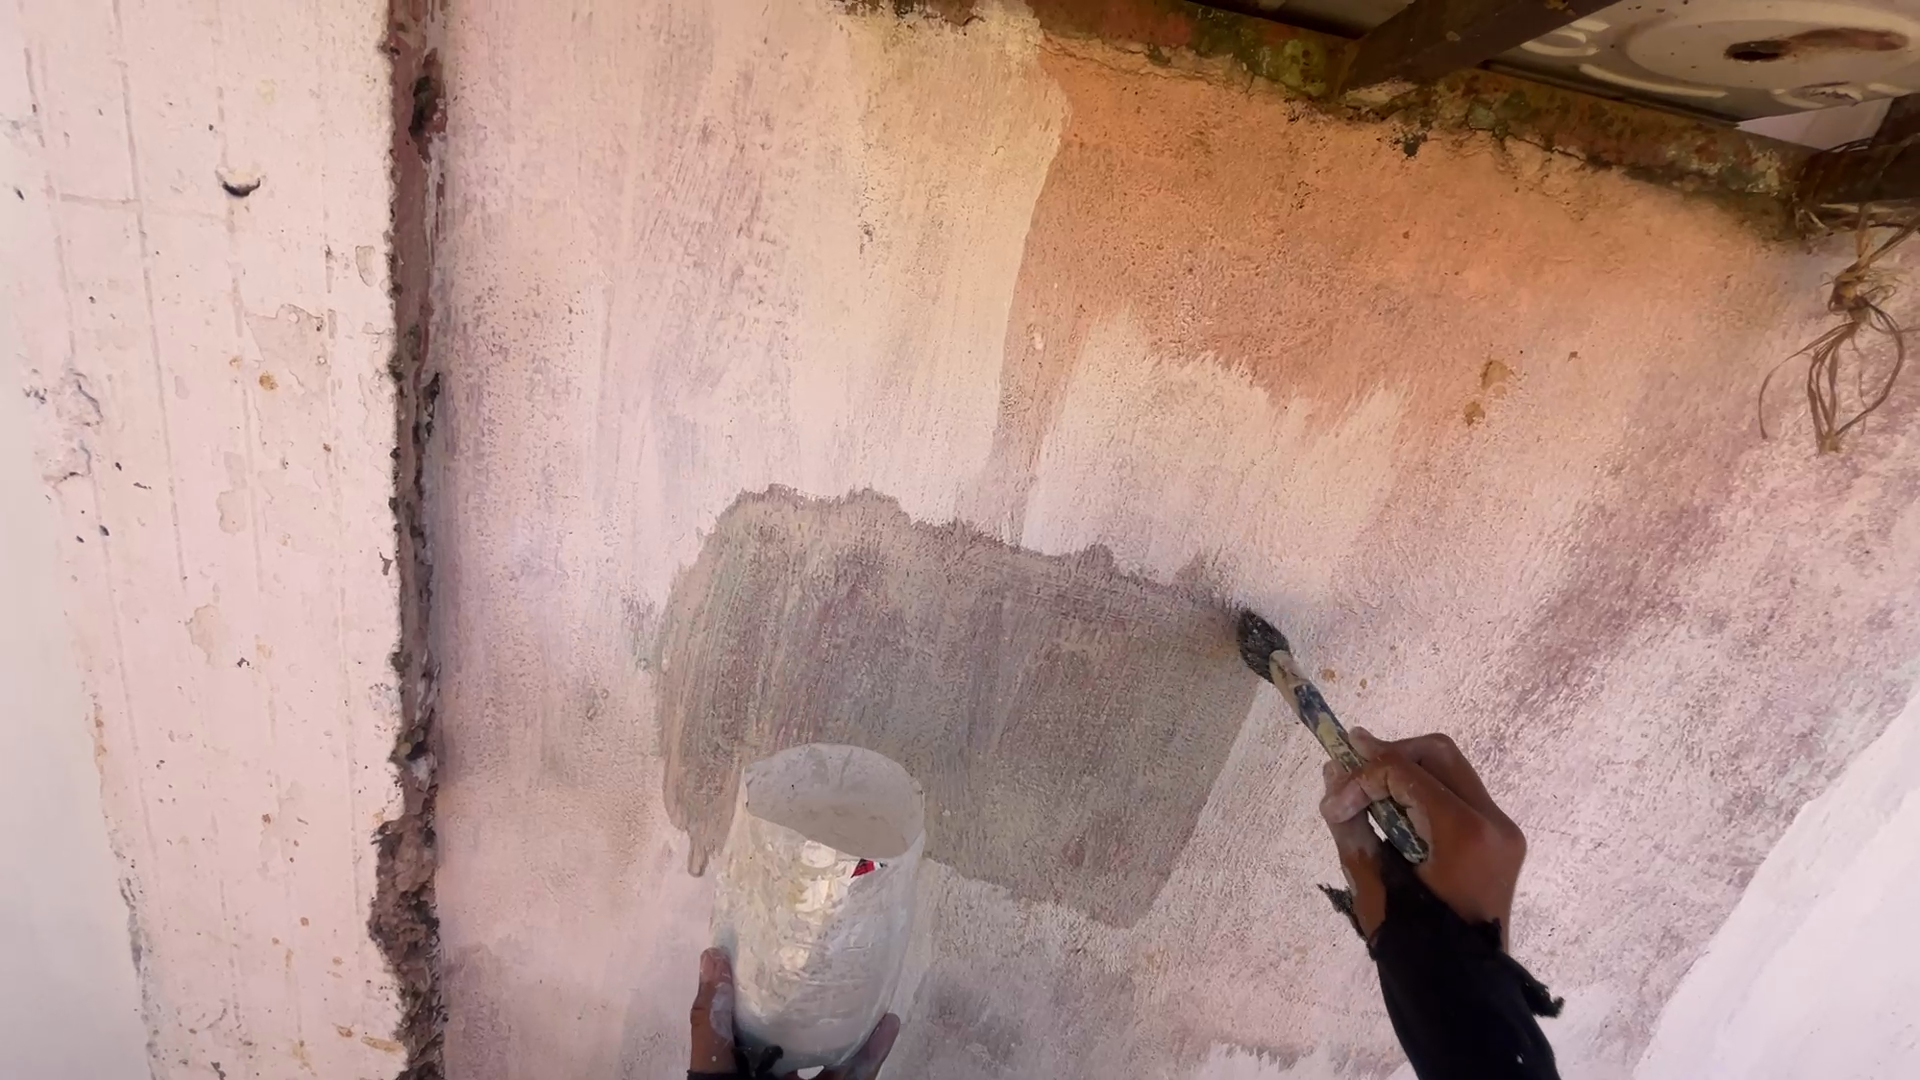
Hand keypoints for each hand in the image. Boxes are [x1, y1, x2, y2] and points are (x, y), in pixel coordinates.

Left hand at [689, 948, 900, 1078]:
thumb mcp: (714, 1073)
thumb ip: (712, 1023)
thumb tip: (712, 956)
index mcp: (736, 1070)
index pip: (744, 1020)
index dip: (755, 986)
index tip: (772, 946)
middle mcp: (770, 1078)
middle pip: (792, 1035)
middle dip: (811, 1002)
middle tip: (828, 960)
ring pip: (830, 1054)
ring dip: (851, 1021)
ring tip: (867, 983)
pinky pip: (853, 1076)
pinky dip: (871, 1054)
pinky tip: (887, 1023)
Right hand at [1319, 730, 1525, 943]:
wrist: (1462, 986)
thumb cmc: (1413, 936)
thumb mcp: (1369, 875)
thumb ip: (1348, 817)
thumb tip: (1332, 769)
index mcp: (1464, 831)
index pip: (1403, 771)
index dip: (1360, 777)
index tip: (1333, 802)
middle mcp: (1493, 821)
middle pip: (1435, 753)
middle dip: (1387, 754)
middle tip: (1350, 760)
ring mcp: (1501, 830)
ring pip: (1447, 768)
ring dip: (1403, 769)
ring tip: (1366, 785)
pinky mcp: (1497, 839)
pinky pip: (1455, 792)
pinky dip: (1419, 788)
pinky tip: (1391, 805)